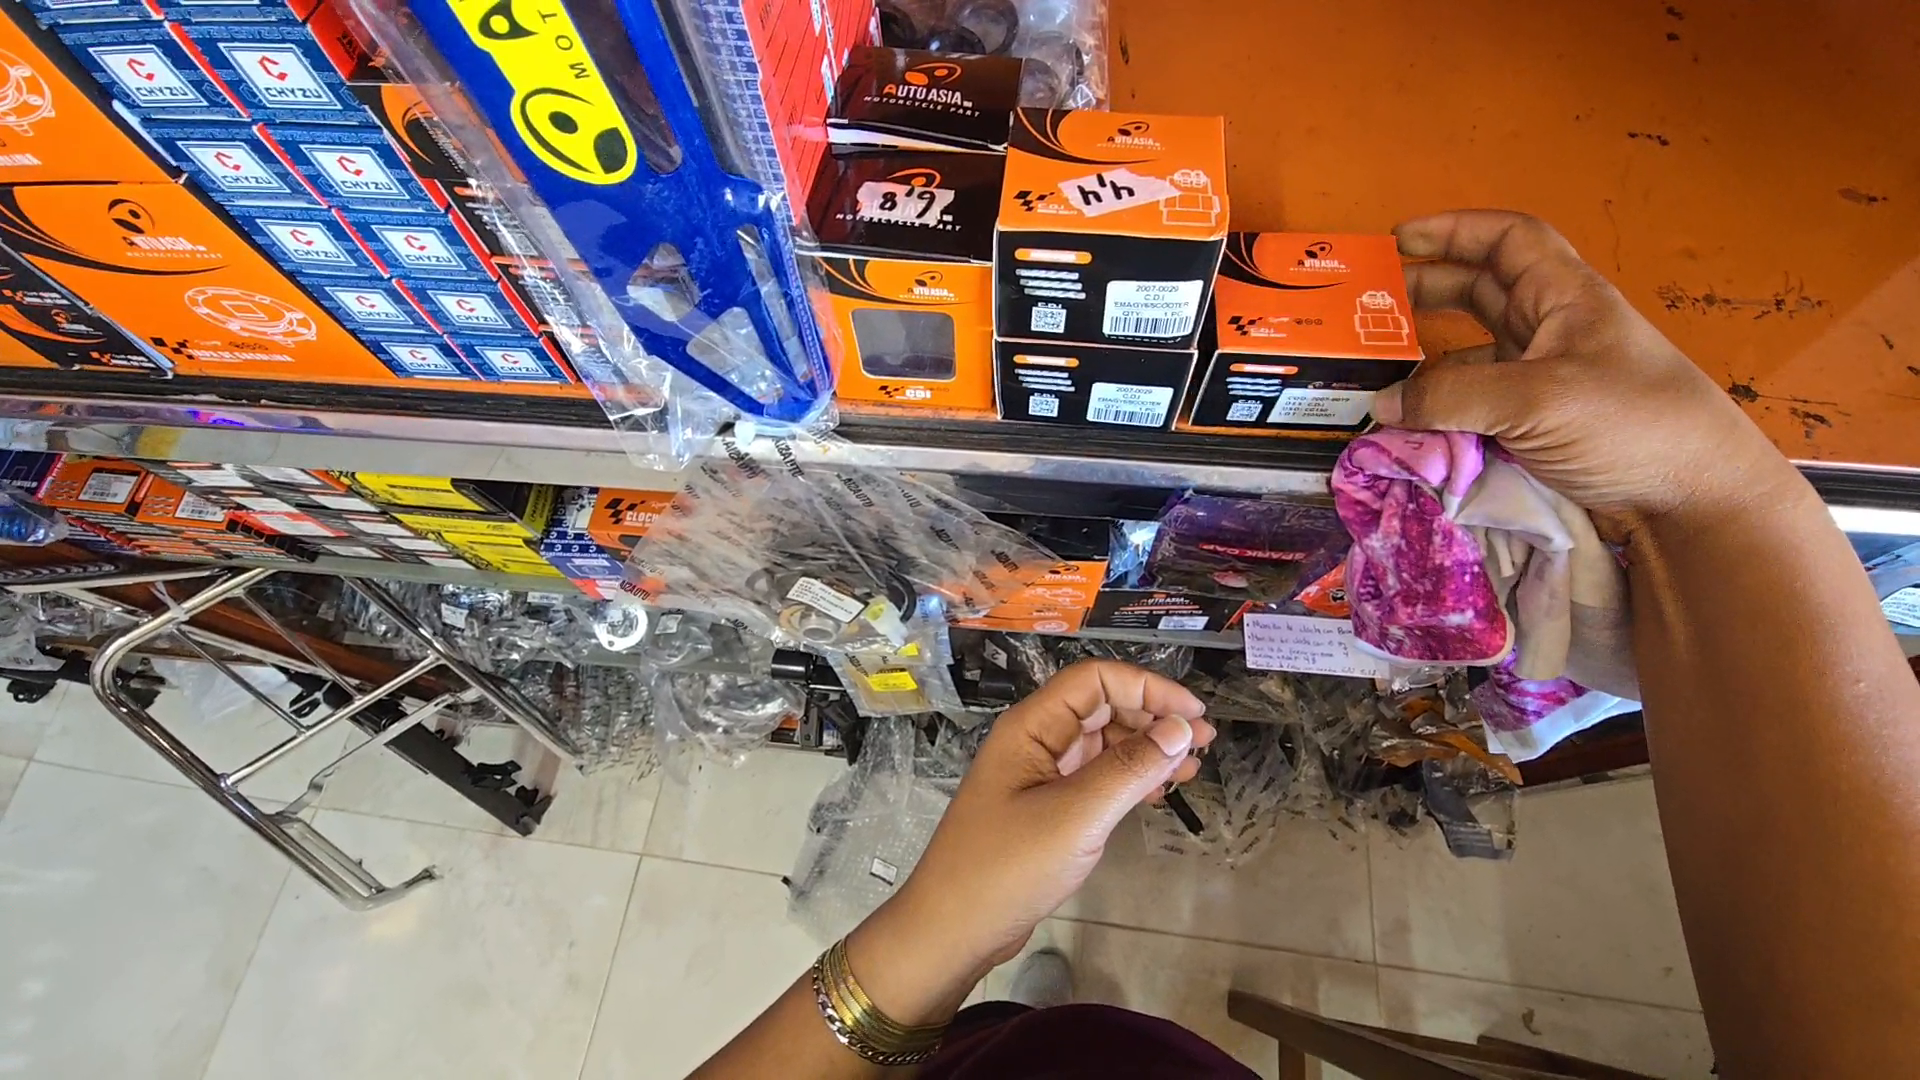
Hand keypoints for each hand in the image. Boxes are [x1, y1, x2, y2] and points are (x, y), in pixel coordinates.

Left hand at [845, 661, 1214, 1022]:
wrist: (954, 927)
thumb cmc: (1009, 866)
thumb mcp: (1076, 816)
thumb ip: (1129, 769)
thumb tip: (1180, 728)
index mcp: (1032, 725)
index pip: (1095, 680)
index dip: (1147, 687)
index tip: (1194, 714)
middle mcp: (1036, 739)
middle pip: (1101, 707)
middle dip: (1152, 716)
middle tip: (1203, 743)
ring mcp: (1041, 772)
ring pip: (1102, 742)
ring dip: (1146, 748)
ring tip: (1191, 769)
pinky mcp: (1047, 804)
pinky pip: (1095, 775)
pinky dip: (1129, 777)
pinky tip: (1160, 791)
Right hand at [1370, 210, 1802, 535]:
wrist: (1689, 498)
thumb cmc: (1631, 423)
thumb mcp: (1536, 399)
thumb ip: (1451, 398)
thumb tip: (1380, 404)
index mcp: (1564, 299)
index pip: (1507, 241)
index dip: (1453, 231)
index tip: (1398, 240)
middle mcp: (1547, 331)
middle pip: (1476, 293)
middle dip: (1422, 293)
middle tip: (1369, 307)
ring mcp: (1537, 379)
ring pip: (1466, 352)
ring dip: (1421, 358)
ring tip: (1376, 370)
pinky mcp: (1527, 423)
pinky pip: (1467, 402)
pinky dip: (1433, 406)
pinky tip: (1406, 419)